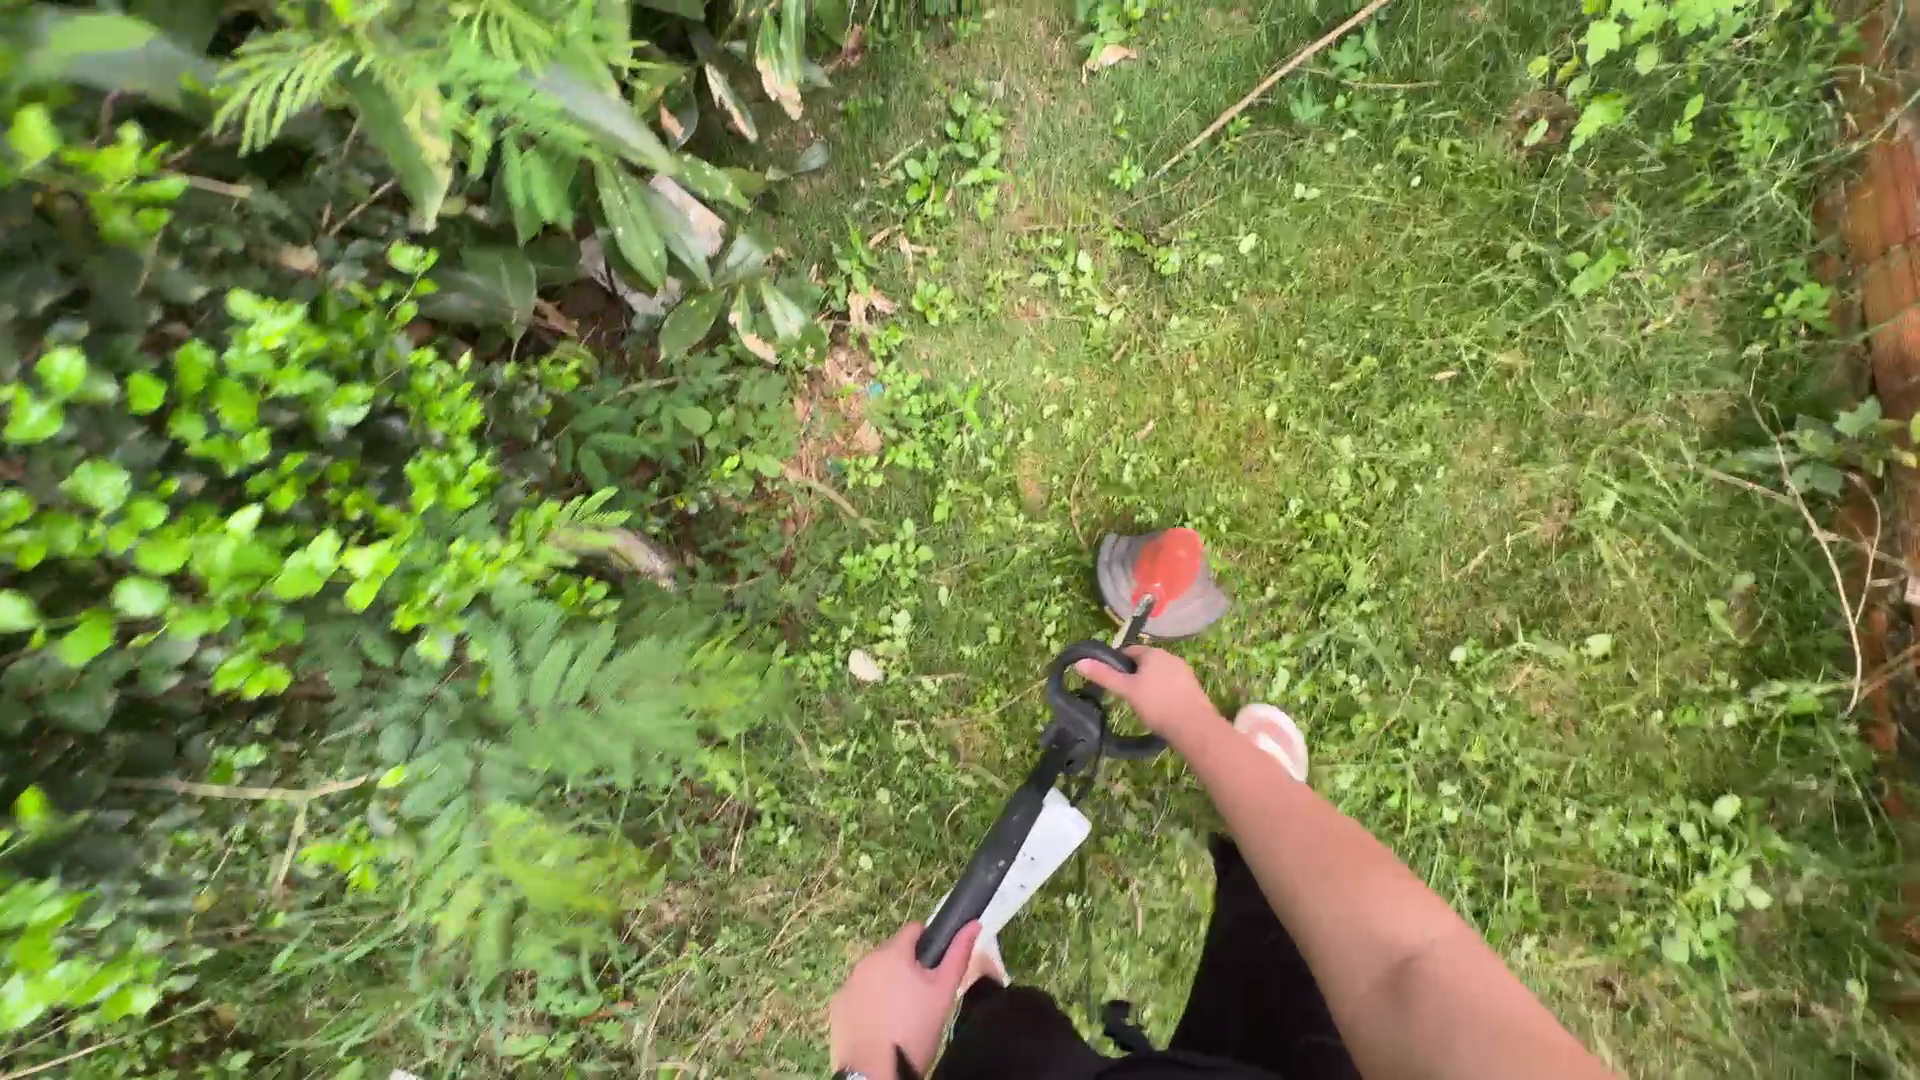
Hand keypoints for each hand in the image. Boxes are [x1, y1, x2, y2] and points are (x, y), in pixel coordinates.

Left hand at [830, 919, 982, 1078]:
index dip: (928, 946)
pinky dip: (868, 1002)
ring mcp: (848, 982)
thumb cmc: (914, 1031)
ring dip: (887, 984)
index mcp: (893, 952)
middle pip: (893, 952)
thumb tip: (973, 924)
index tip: (934, 972)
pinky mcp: (837, 1004)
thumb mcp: (943, 994)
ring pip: (875, 973)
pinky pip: (858, 993)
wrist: (875, 1075)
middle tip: (920, 999)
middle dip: (907, 968)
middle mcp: (866, 959)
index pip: (914, 930)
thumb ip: (958, 955)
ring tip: (900, 1016)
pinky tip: (879, 1026)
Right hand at [1074, 646, 1221, 742]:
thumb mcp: (1126, 690)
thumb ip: (1104, 675)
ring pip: (1158, 674)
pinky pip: (1171, 685)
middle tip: (1125, 695)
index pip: (1129, 650)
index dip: (1117, 664)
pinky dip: (1163, 693)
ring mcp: (1184, 671)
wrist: (1194, 726)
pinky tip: (1160, 709)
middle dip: (1134, 675)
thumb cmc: (1156, 704)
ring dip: (1149, 684)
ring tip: (1142, 705)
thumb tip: (1079, 662)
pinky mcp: (1193, 687)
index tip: (1112, 681)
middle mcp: (1170, 657)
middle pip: (1144, 662)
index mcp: (1153, 653)